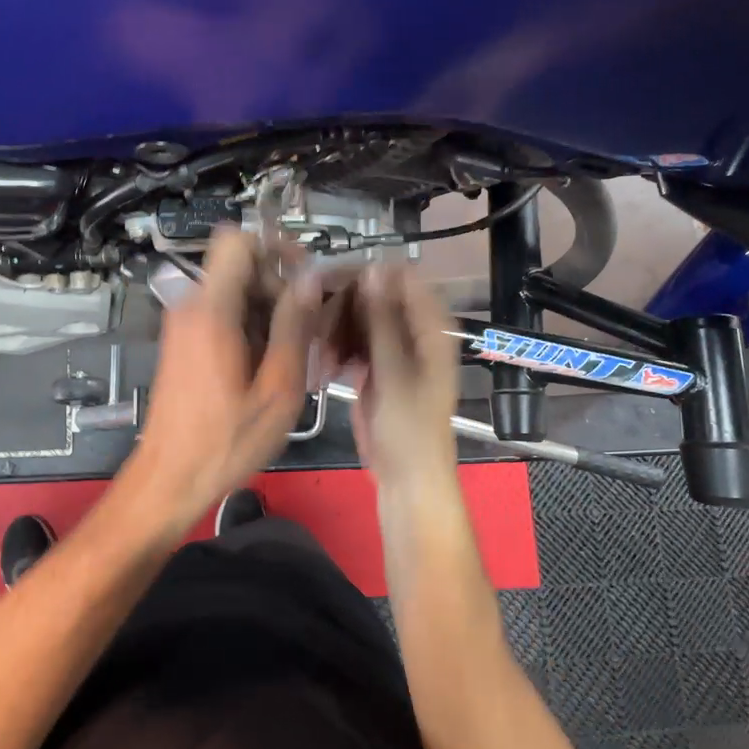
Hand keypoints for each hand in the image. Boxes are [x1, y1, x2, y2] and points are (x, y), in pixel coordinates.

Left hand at [117, 228, 319, 530]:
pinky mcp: (184, 344)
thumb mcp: (278, 390)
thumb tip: (310, 279)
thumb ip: (295, 328)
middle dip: (279, 288)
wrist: (169, 479)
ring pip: (235, 293)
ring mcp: (184, 325)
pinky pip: (223, 317)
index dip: (276, 248)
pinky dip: (251, 330)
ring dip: (269, 313)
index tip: (305, 279)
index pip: (238, 240)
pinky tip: (272, 368)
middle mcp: (191, 307)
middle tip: (310, 330)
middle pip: (241, 268)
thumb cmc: (226, 442)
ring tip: (296, 357)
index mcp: (212, 311)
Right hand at [340, 266, 459, 493]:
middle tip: (318, 330)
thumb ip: (383, 319)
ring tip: (322, 358)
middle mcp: (412, 330)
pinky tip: (325, 369)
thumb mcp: (395, 370)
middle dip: (342, 307)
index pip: (398, 276)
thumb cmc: (409, 428)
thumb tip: (373, 269)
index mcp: (430, 326)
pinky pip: (351, 342)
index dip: (364, 274)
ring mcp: (391, 348)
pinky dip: (335, 349)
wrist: (407, 479)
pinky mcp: (373, 367)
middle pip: (372, 295)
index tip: (327, 283)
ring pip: (357, 318)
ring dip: (335, 330)